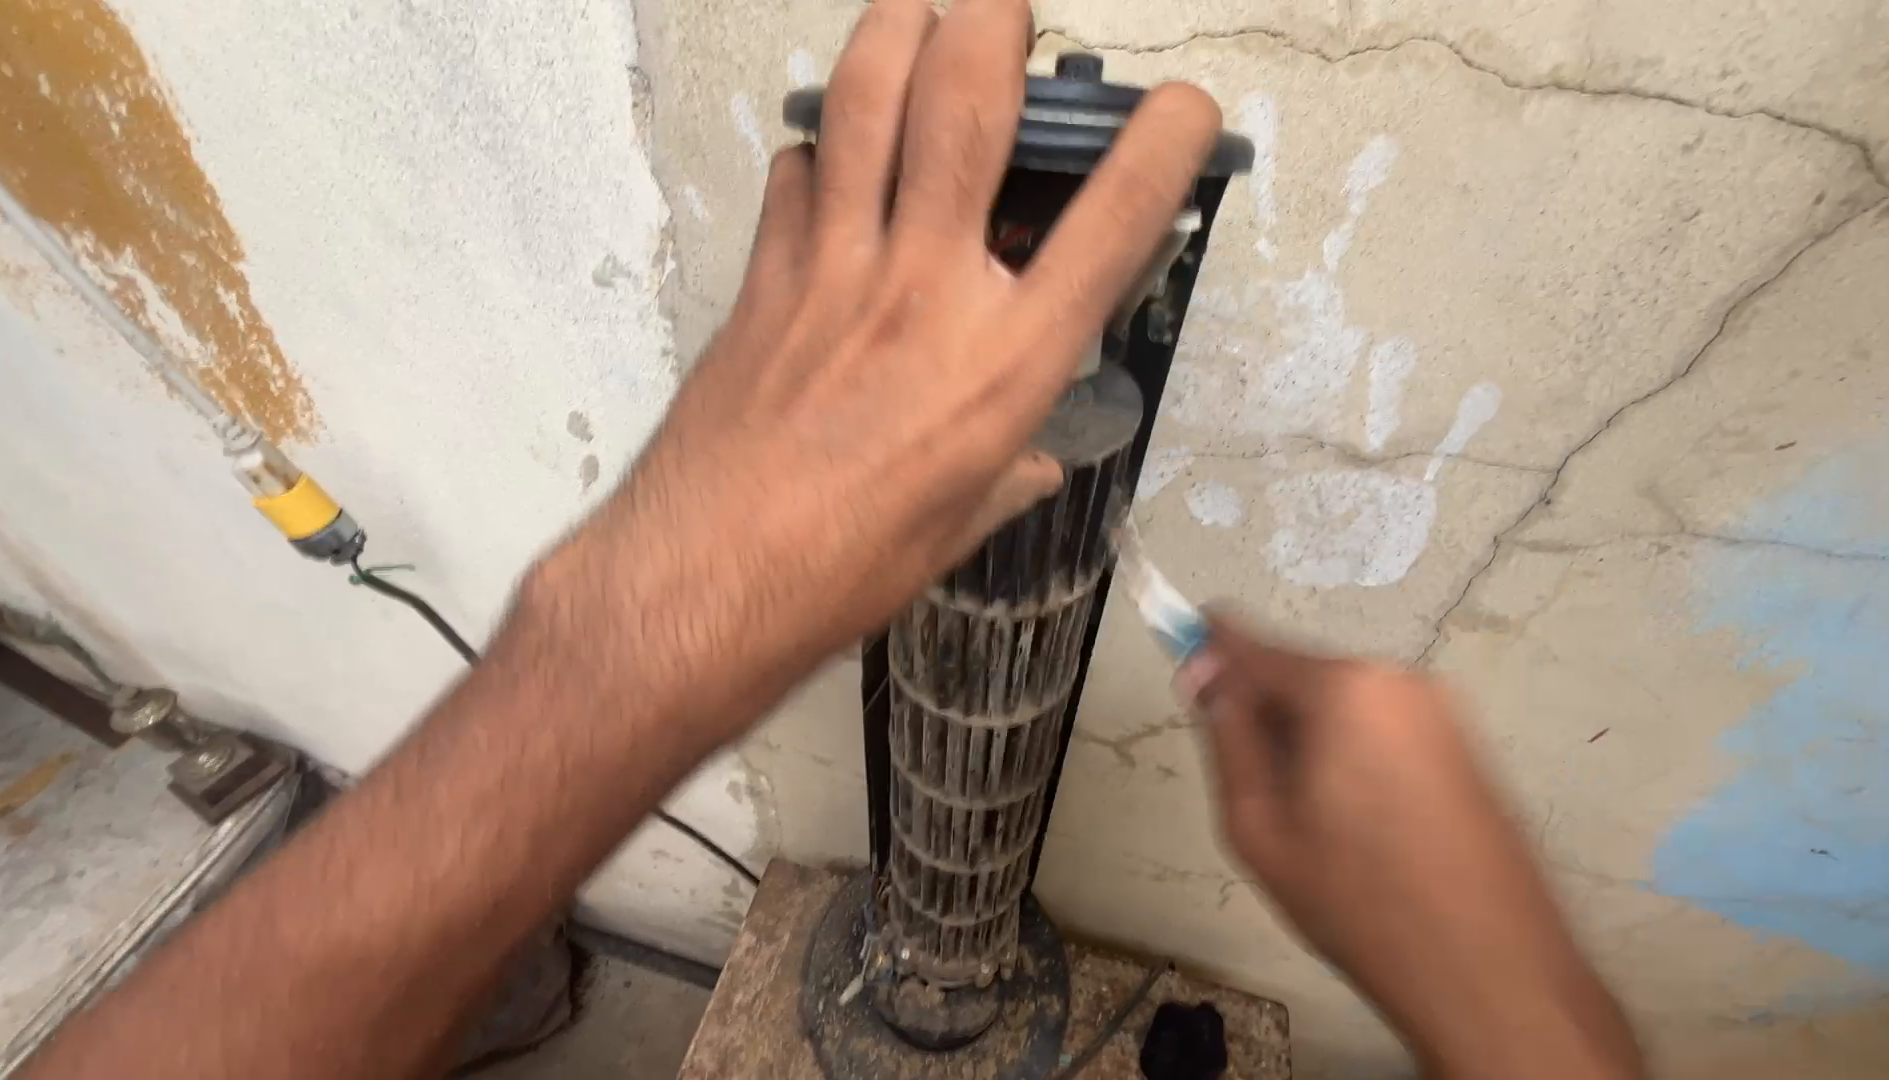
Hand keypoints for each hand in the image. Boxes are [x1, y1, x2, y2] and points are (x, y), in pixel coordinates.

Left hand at [534, 0, 1220, 748]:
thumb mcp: (957, 531)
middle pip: (965, 96)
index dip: (1161, 146)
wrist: (709, 581)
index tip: (1180, 113)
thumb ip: (1005, 478)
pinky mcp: (763, 278)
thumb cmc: (845, 571)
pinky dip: (815, 153)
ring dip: (896, 32)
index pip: (1111, 223)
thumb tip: (1030, 464)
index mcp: (1003, 367)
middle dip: (994, 23)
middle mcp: (927, 292)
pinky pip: (793, 175)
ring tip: (919, 22)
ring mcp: (835, 271)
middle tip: (1003, 21)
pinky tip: (826, 171)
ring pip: (862, 97)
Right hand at [1179, 615, 1643, 1079]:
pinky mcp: (1464, 740)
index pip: (1246, 642)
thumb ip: (1224, 732)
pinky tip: (1355, 817)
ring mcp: (1440, 707)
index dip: (1206, 658)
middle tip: (1257, 788)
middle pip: (1294, 671)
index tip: (1190, 695)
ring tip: (1309, 813)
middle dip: (1262, 712)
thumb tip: (1202, 673)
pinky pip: (1376, 721)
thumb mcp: (1255, 820)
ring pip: (1335, 699)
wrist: (1495, 978)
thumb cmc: (1356, 899)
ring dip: (1304, 734)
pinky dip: (1347, 748)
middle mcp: (1395, 678)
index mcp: (1341, 688)